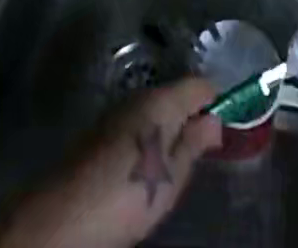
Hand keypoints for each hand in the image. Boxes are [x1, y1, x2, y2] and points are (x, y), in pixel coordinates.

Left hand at [0, 77, 223, 247]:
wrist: (66, 212)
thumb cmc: (129, 192)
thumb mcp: (172, 175)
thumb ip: (195, 143)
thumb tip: (215, 120)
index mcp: (161, 101)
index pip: (199, 84)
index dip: (217, 99)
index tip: (230, 120)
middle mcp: (139, 96)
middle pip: (176, 95)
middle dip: (193, 114)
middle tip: (208, 148)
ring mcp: (118, 111)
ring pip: (155, 109)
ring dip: (171, 127)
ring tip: (182, 160)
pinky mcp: (103, 129)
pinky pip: (137, 123)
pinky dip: (150, 136)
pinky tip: (151, 164)